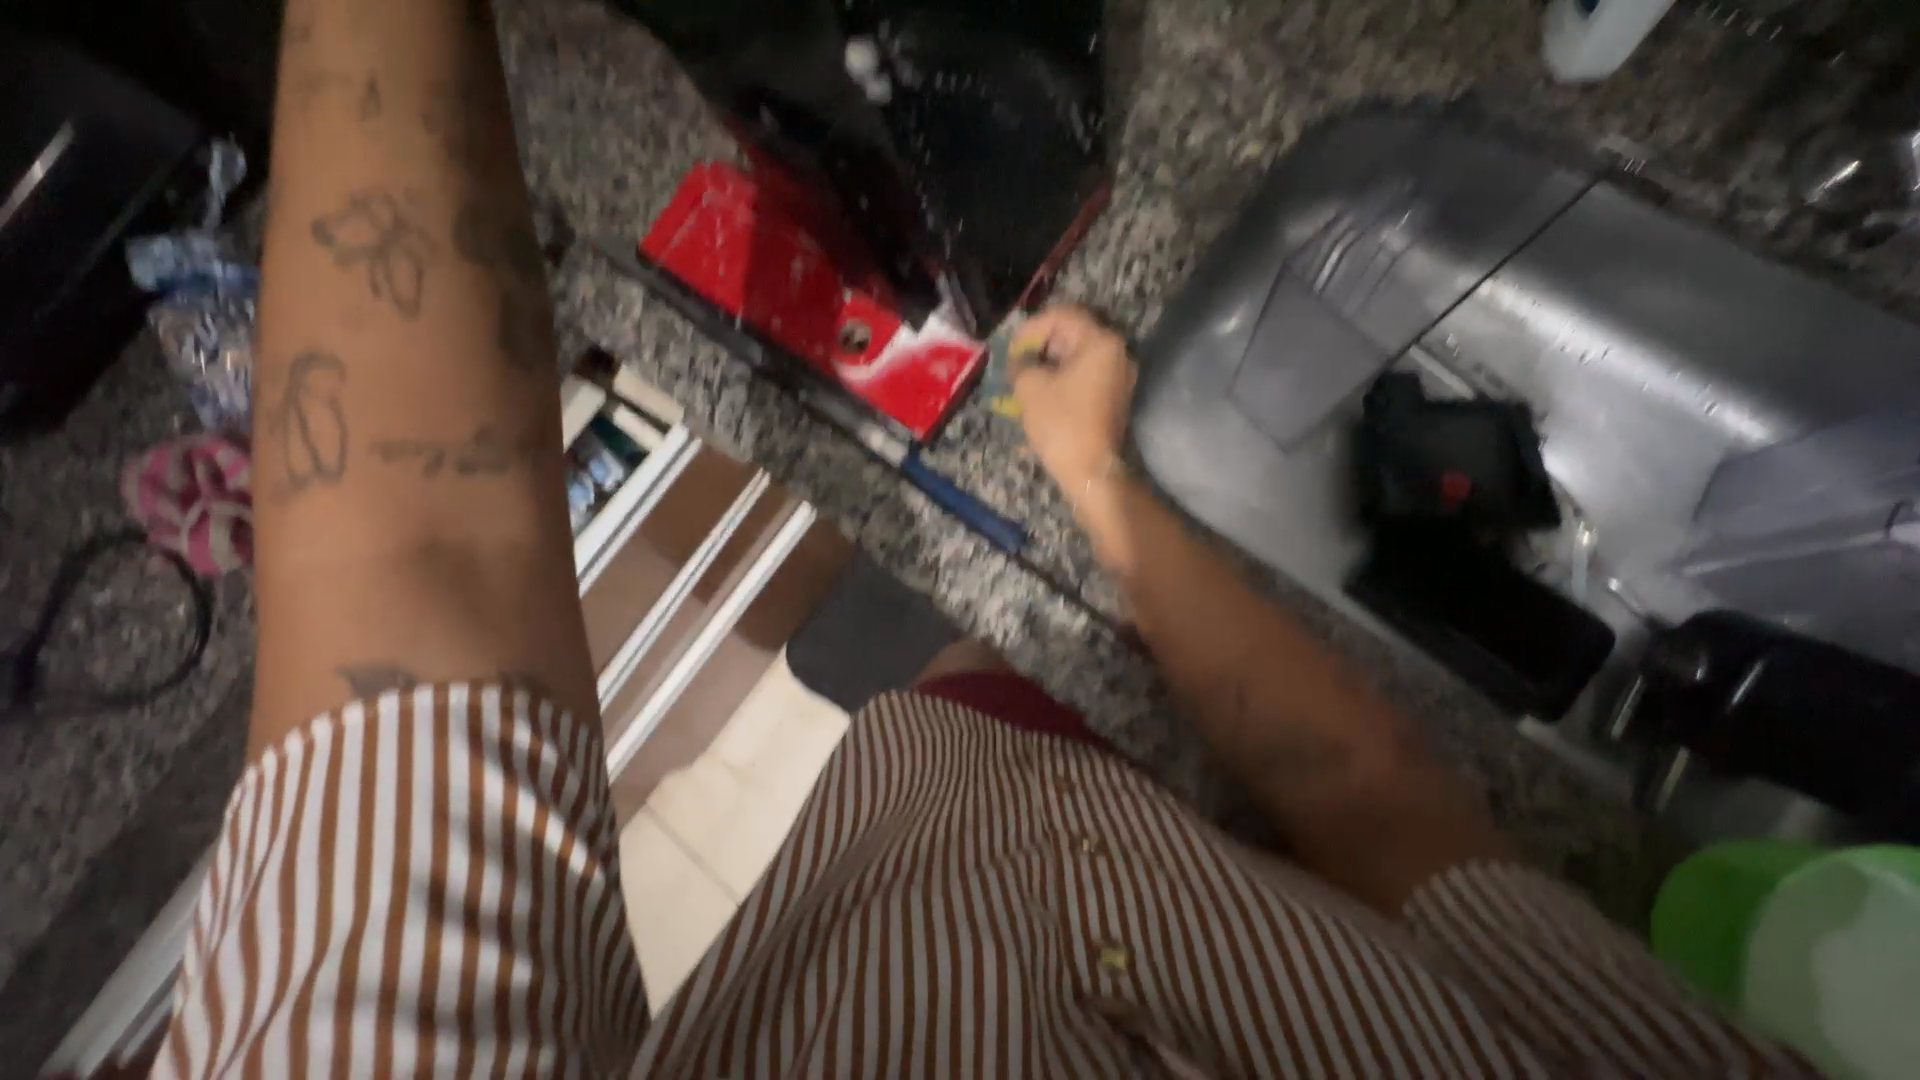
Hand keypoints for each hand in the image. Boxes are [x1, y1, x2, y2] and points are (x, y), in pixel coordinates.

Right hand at [1010, 305, 1135, 501]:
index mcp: (1100, 342)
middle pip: (1072, 335)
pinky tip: (1041, 396)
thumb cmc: (1061, 424)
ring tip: (1024, 382)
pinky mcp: (1114, 398)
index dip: (1031, 328)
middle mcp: (1117, 353)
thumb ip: (1021, 363)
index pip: (1062, 316)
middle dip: (1040, 347)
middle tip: (1016, 365)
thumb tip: (1020, 359)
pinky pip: (1084, 377)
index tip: (1012, 350)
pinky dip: (1062, 380)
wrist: (1090, 472)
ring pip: (1077, 358)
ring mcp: (1119, 377)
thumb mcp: (1030, 387)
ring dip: (1048, 365)